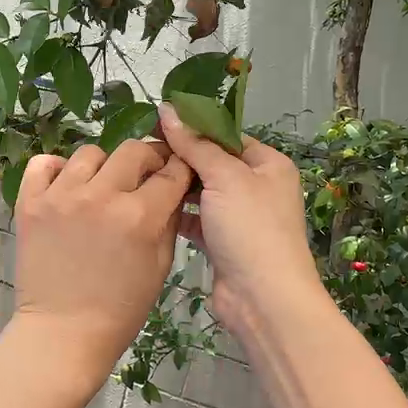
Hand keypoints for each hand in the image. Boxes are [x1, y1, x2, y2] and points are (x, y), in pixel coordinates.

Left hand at [10, 140, 192, 375]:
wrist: (63, 331)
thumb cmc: (120, 308)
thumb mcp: (160, 266)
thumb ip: (168, 220)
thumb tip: (172, 188)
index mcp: (139, 216)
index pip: (170, 172)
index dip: (178, 169)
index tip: (176, 172)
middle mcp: (100, 197)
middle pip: (132, 151)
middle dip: (147, 159)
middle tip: (144, 176)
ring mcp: (61, 196)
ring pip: (90, 153)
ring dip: (103, 166)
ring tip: (101, 188)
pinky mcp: (30, 202)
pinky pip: (43, 164)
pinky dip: (56, 169)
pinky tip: (65, 187)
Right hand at [156, 103, 325, 332]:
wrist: (263, 299)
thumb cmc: (251, 228)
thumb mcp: (223, 176)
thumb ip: (193, 143)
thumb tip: (166, 108)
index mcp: (268, 165)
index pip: (225, 135)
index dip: (193, 128)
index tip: (155, 124)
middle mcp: (256, 187)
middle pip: (211, 162)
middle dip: (180, 157)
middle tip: (141, 151)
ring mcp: (239, 216)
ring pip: (201, 191)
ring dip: (175, 186)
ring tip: (139, 175)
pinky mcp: (222, 241)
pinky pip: (195, 218)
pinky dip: (177, 213)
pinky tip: (150, 206)